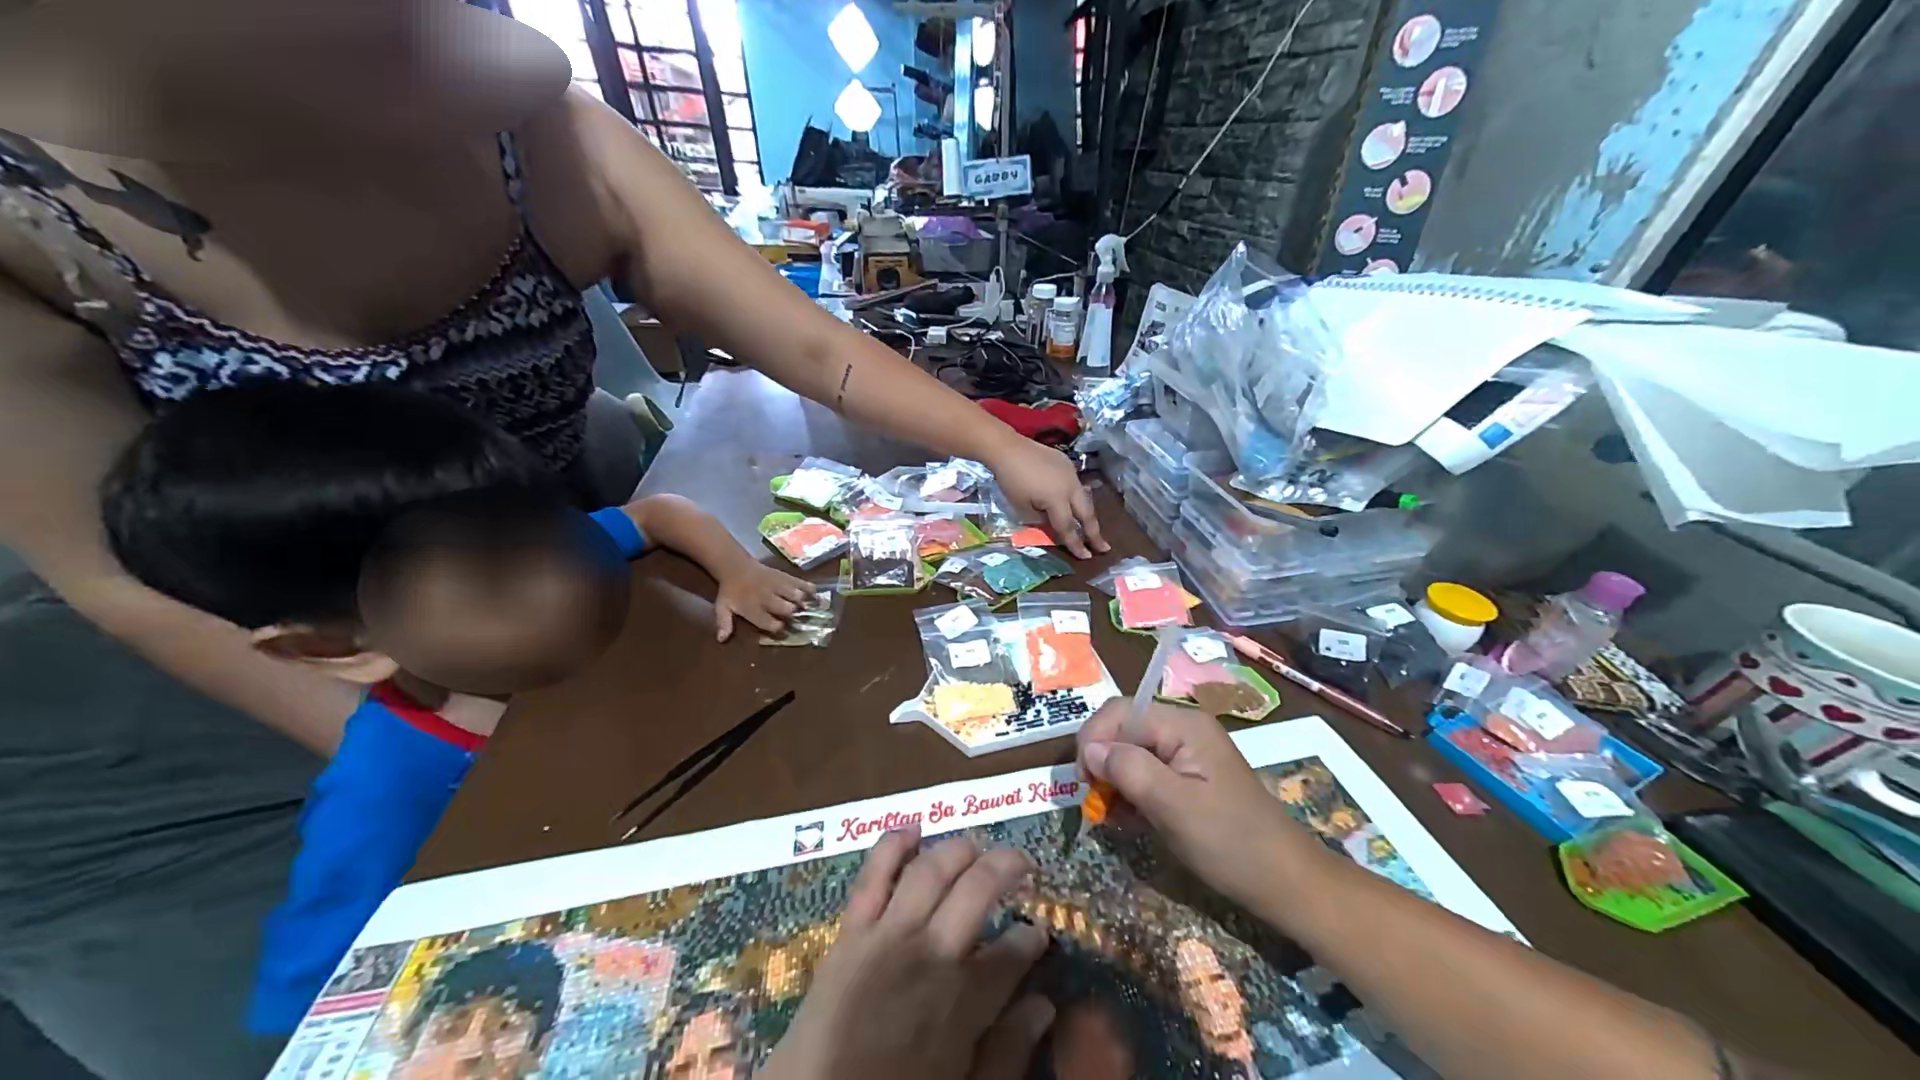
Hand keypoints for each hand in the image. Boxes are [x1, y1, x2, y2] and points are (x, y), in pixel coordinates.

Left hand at [713, 560, 813, 641]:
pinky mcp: (784, 576)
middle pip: (786, 609)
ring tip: (808, 607)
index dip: (778, 627)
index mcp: (752, 608)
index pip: (769, 622)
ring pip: (795, 595)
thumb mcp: (722, 608)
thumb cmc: (730, 591)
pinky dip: (809, 588)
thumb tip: (721, 640)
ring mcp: (777, 586)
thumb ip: (724, 623)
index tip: (781, 628)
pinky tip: (814, 595)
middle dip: (793, 615)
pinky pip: (800, 582)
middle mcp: (767, 598)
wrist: (735, 566)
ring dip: (802, 602)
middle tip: (796, 617)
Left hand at [761, 828, 1055, 1079]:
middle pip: (979, 889)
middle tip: (1022, 864)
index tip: (1039, 931)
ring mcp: (889, 934)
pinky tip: (911, 828)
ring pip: (932, 869)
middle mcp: (933, 952)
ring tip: (977, 846)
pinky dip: (892, 844)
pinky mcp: (851, 930)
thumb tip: (1045, 1005)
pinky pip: (873, 875)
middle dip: (1008, 866)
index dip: (1032, 936)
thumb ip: (1008, 1051)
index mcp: (964, 999)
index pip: (1013, 951)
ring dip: (960, 849)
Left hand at [982, 434, 1107, 558]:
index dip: (1076, 544)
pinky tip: (1075, 503)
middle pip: (1086, 513)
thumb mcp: (1023, 507)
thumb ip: (1041, 519)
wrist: (1008, 448)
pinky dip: (1077, 498)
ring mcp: (1071, 473)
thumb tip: (1052, 524)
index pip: (1068, 528)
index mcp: (1058, 499)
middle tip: (1104, 548)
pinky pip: (1076, 485)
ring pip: (1084, 498)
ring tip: (1092, 528)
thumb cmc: (1011, 480)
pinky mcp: (1066, 463)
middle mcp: (1071, 487)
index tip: (1087, 557)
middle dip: (1094, 532)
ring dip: (1088, 515)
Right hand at [1076, 700, 1322, 910]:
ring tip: (1115, 818)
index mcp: (1183, 725)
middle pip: (1123, 731)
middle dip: (1103, 764)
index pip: (1119, 712)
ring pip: (1130, 755)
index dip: (1094, 740)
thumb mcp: (1173, 805)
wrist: (1285, 882)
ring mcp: (1186, 755)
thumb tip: (1090, 750)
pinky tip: (1132, 822)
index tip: (1084, 782)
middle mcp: (1183, 730)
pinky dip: (1131, 795)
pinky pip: (1145, 774)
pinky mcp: (1187, 779)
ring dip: (1115, 784)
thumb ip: (1129, 769)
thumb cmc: (1230, 842)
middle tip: (1098, 804)